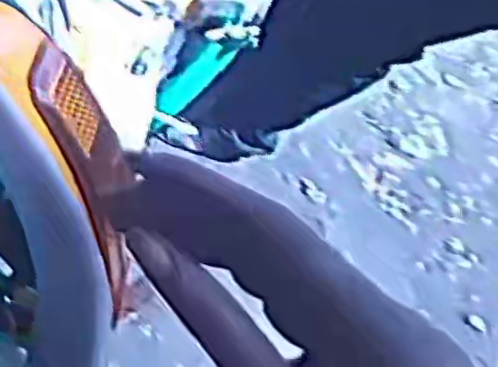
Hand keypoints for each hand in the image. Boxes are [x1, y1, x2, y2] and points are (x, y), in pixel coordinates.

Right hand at [114, 153, 470, 366]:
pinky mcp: (372, 336)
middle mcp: (381, 308)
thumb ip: (205, 312)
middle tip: (115, 197)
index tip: (128, 161)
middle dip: (184, 205)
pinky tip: (188, 254)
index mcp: (365, 319)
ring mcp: (383, 322)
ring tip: (137, 221)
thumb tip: (138, 236)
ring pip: (276, 250)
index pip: (263, 220)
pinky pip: (290, 277)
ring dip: (201, 228)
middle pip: (267, 231)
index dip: (191, 180)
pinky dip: (231, 258)